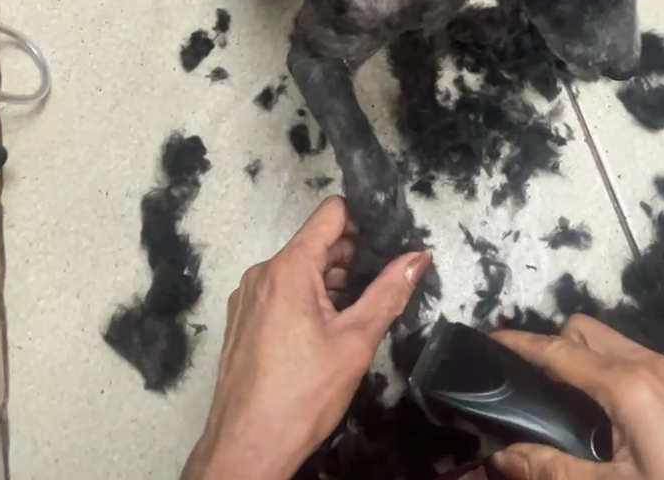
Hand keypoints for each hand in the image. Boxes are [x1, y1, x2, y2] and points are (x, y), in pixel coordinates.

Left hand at [182, 195, 430, 479]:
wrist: (247, 450)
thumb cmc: (304, 393)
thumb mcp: (356, 340)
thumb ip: (390, 291)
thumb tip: (420, 255)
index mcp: (289, 267)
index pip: (331, 212)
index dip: (363, 219)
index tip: (388, 239)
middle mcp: (263, 272)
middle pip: (316, 241)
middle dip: (351, 256)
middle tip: (382, 281)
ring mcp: (249, 295)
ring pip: (300, 268)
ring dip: (331, 280)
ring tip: (358, 311)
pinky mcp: (243, 318)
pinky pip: (282, 290)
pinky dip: (308, 298)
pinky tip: (326, 330)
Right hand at [488, 316, 663, 479]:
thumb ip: (554, 469)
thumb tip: (502, 455)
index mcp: (627, 384)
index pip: (559, 350)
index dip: (520, 344)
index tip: (488, 341)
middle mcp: (648, 363)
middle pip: (583, 330)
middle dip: (553, 347)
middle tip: (530, 387)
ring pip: (609, 341)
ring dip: (580, 358)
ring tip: (560, 402)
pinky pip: (631, 358)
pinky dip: (605, 370)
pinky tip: (603, 415)